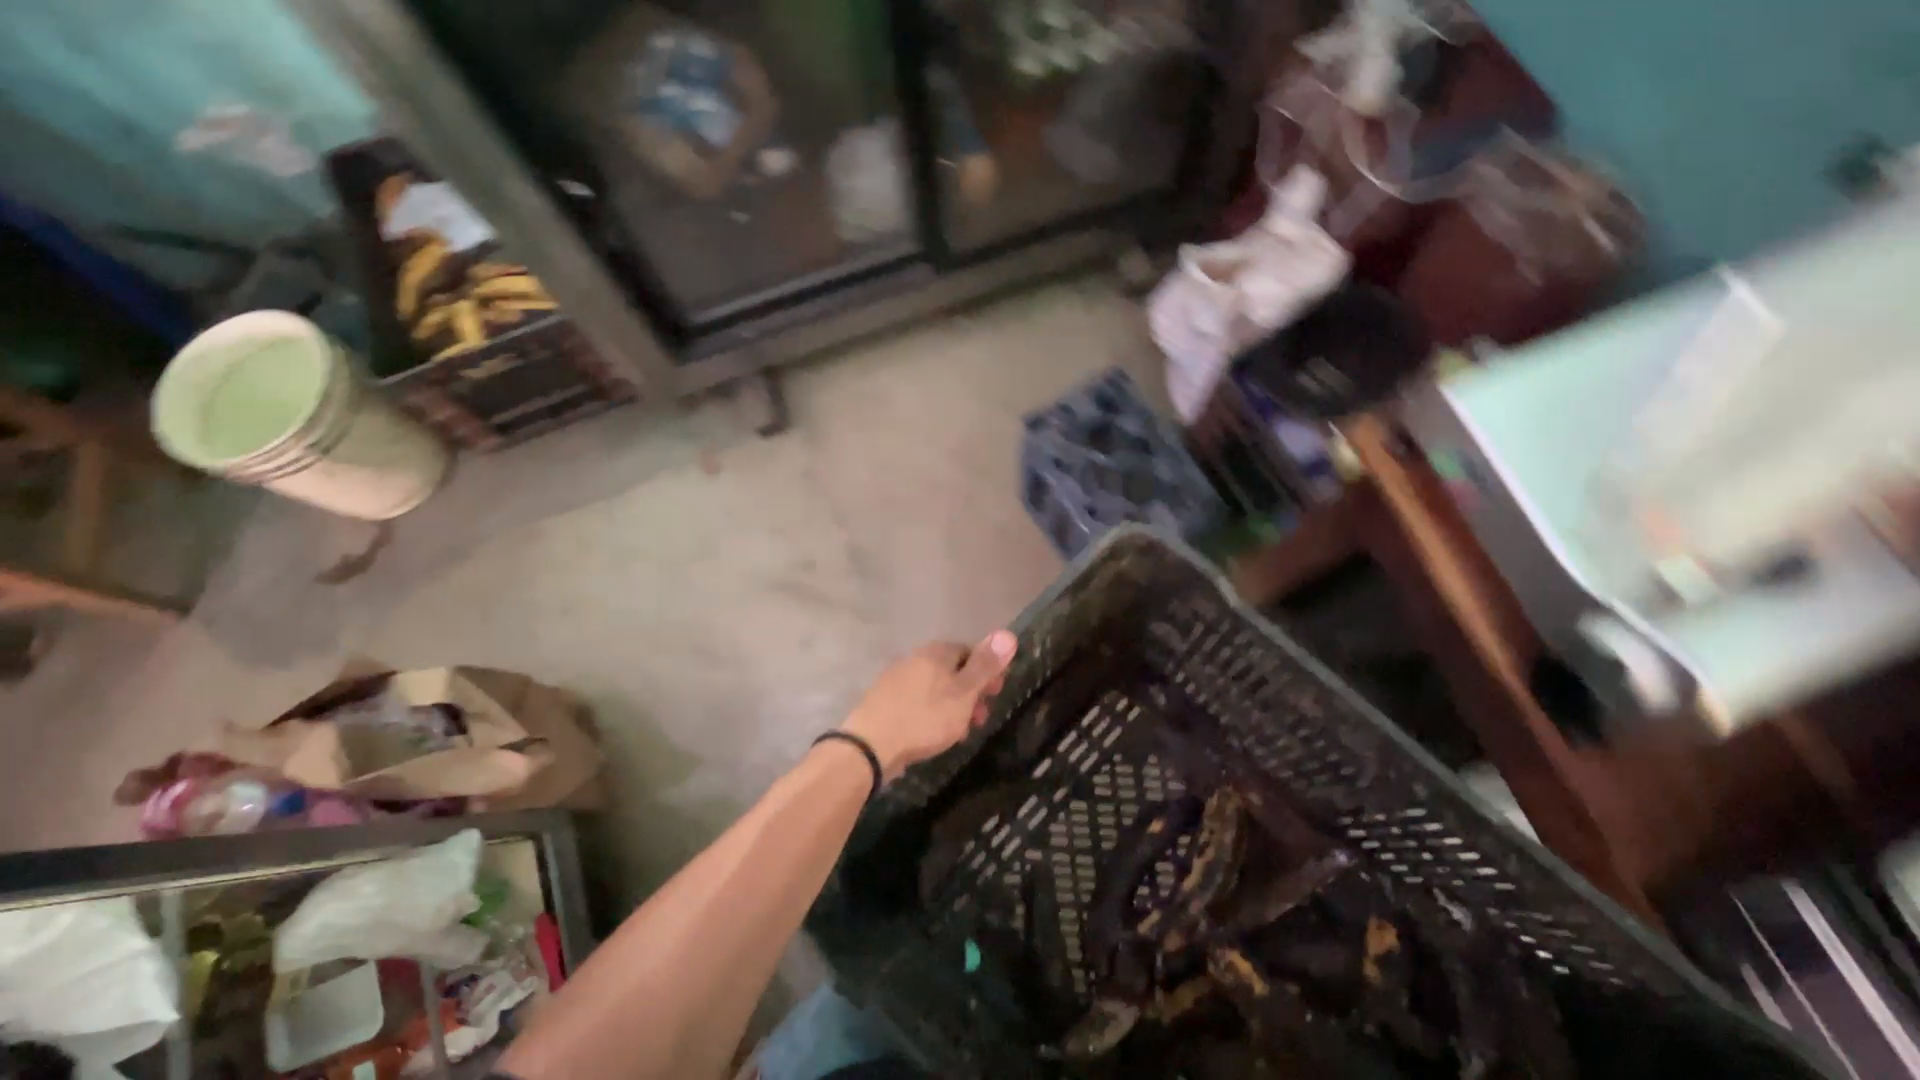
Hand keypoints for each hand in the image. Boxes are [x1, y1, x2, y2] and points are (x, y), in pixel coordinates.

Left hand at [840, 631, 1018, 779]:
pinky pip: (918, 702)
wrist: (871, 744)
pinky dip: (932, 714)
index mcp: (935, 652)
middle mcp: (915, 658)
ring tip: (961, 732)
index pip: (969, 651)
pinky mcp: (885, 701)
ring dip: (953, 707)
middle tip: (982, 718)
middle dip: (971, 692)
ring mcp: (896, 679)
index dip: (988, 671)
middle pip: (952, 670)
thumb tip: (1008, 633)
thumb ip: (985, 665)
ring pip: (935, 688)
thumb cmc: (924, 717)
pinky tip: (935, 735)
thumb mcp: (963, 693)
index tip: (998, 693)